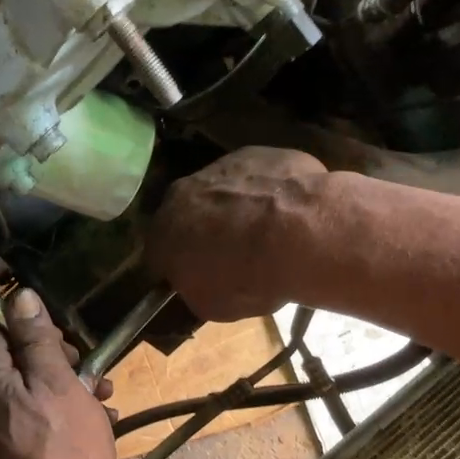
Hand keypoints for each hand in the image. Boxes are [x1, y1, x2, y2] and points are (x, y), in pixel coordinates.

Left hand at [0, 289, 116, 458]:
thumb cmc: (67, 449)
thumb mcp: (58, 384)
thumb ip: (37, 341)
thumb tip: (19, 298)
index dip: (20, 323)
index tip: (56, 334)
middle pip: (12, 358)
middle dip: (52, 354)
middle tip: (83, 364)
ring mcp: (0, 428)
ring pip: (30, 386)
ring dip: (67, 382)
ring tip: (102, 392)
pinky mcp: (18, 448)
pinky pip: (37, 414)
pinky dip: (65, 408)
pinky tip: (99, 417)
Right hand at [146, 146, 335, 321]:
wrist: (301, 234)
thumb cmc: (247, 278)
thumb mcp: (211, 305)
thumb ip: (194, 289)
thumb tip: (198, 282)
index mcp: (162, 232)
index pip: (158, 253)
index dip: (175, 267)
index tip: (194, 278)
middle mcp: (182, 192)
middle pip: (188, 214)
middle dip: (203, 230)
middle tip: (230, 254)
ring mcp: (221, 166)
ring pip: (222, 191)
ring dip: (235, 208)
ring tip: (265, 232)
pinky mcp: (258, 152)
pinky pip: (256, 177)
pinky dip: (266, 192)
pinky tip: (287, 212)